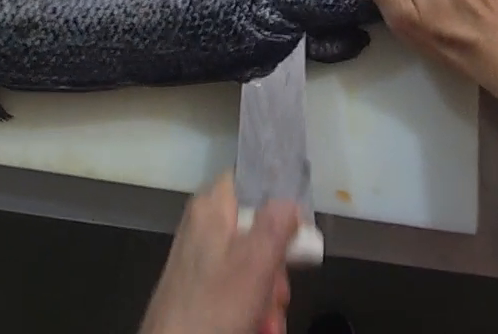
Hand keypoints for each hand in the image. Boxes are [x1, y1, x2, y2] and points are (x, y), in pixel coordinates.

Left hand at [140, 174, 297, 333]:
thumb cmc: (212, 307)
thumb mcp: (254, 263)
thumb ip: (276, 225)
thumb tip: (291, 200)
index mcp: (211, 207)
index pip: (248, 179)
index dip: (277, 198)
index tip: (297, 227)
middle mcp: (204, 227)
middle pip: (256, 229)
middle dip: (276, 265)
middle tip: (277, 293)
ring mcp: (201, 260)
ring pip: (251, 264)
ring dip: (268, 295)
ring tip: (267, 321)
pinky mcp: (200, 290)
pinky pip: (237, 288)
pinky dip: (252, 309)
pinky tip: (258, 327)